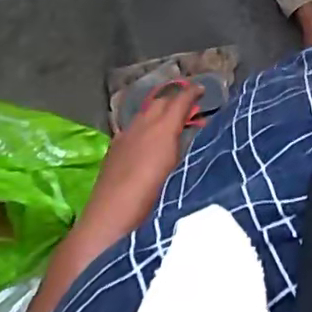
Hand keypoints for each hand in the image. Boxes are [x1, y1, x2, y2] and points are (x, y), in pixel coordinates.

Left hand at [89, 81, 201, 222]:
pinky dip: (144, 126)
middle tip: (188, 107)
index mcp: (163, 127)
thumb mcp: (180, 170)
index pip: (180, 99)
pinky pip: (132, 128)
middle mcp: (143, 125)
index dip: (192, 92)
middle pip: (160, 101)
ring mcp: (124, 136)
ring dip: (158, 112)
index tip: (202, 90)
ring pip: (144, 113)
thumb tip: (199, 131)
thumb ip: (188, 145)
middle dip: (175, 99)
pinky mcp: (112, 150)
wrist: (109, 221)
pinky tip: (146, 141)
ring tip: (169, 123)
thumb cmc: (152, 198)